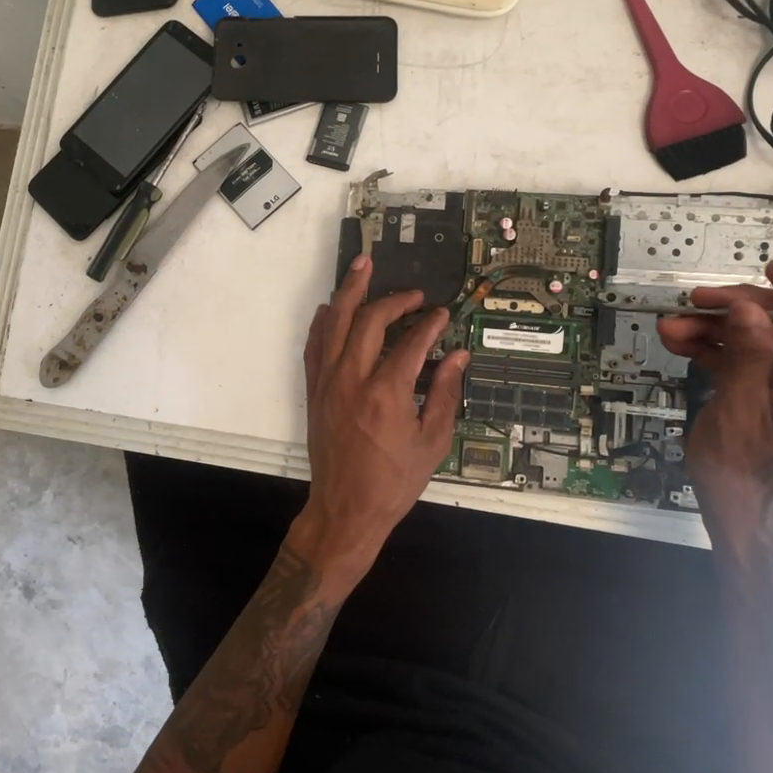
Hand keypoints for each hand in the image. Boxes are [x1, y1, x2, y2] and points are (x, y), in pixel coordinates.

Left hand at [293, 255, 469, 581]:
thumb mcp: (432, 442)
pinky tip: (332, 307)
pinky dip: (323, 322)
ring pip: (336, 323)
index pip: (412, 342)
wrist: (346, 508)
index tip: (442, 314)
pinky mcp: (314, 390)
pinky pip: (314, 345)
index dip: (430, 323)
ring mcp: (328, 381)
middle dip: (393, 299)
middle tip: (412, 293)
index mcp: (387, 392)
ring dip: (350, 291)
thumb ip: (445, 393)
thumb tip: (458, 355)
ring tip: (362, 265)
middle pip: (370, 320)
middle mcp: (352, 378)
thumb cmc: (394, 481)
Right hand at [658, 259, 772, 547]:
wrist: (743, 528)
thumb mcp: (740, 414)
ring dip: (722, 328)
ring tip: (675, 325)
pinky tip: (683, 343)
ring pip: (769, 342)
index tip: (771, 269)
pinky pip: (752, 363)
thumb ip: (748, 356)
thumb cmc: (746, 479)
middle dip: (747, 307)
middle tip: (698, 301)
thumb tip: (752, 308)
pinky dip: (719, 350)